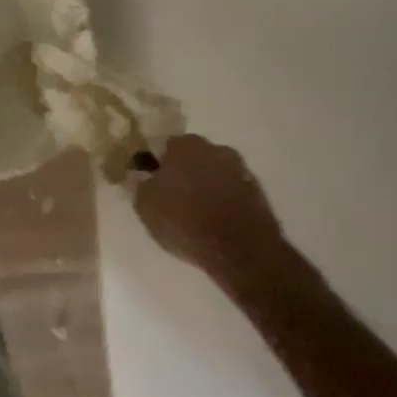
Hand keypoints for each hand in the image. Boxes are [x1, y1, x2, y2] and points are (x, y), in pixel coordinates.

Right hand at [133, 135, 286, 278]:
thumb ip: (137, 184)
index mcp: (185, 144)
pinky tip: (214, 224)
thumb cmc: (185, 221)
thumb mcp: (145, 205)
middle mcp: (216, 149)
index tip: (146, 183)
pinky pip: (230, 193)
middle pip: (190, 158)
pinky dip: (221, 202)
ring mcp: (241, 171)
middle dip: (180, 174)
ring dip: (203, 188)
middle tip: (169, 199)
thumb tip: (137, 175)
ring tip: (193, 216)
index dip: (151, 165)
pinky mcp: (259, 195)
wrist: (243, 252)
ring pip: (212, 175)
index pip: (160, 146)